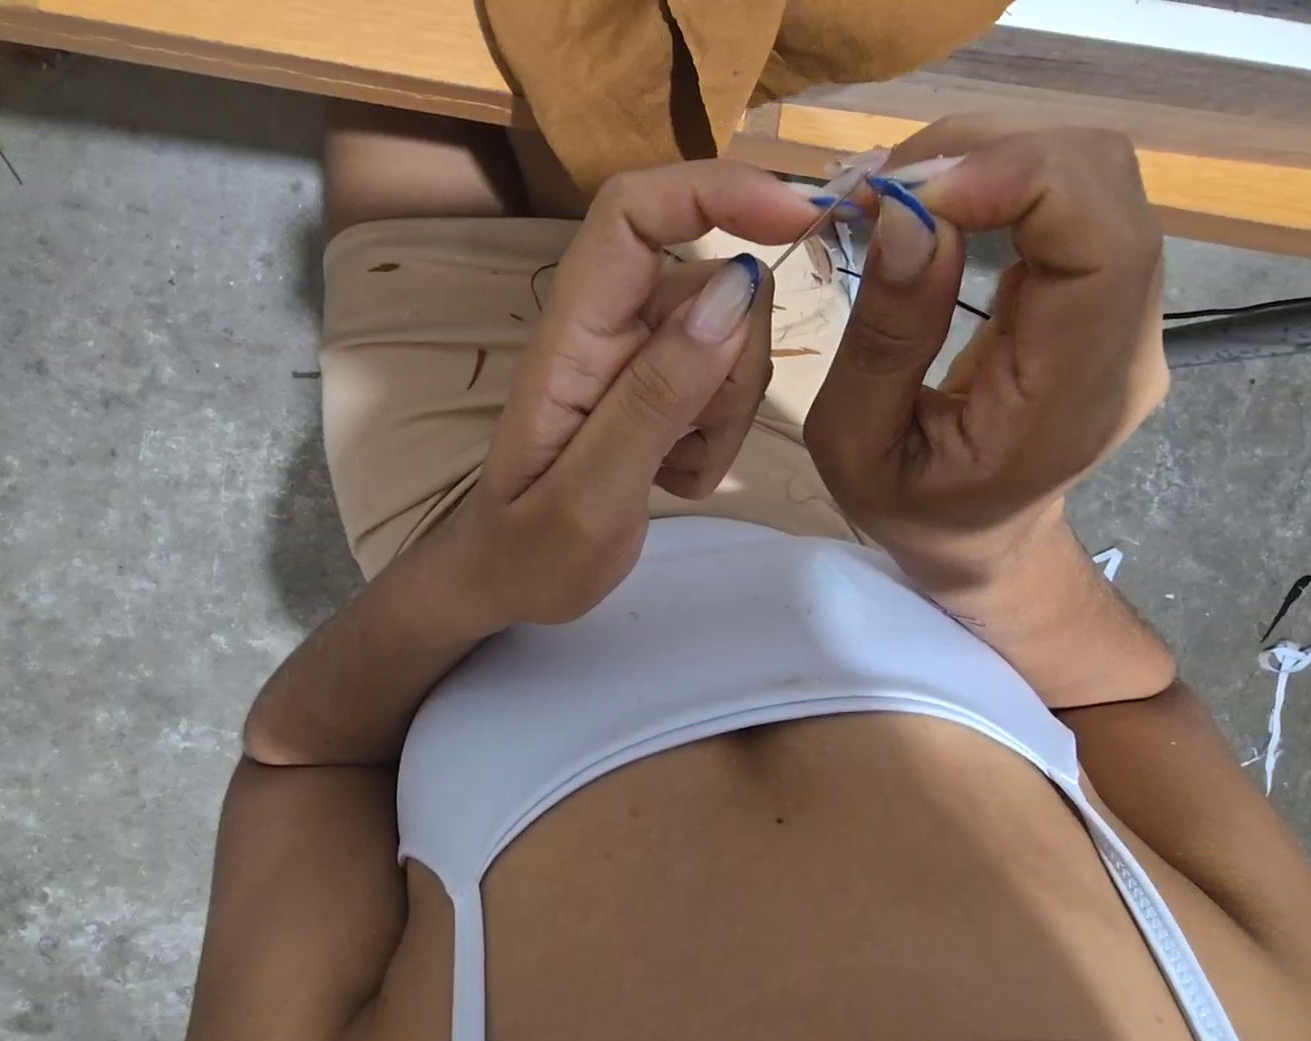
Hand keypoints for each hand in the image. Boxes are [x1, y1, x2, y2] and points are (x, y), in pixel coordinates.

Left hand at [436, 161, 818, 630]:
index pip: (632, 213)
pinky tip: (673, 475)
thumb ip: (655, 397)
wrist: (510, 580)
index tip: (800, 218)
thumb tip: (736, 290)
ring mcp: (635, 356)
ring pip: (734, 338)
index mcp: (571, 338)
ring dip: (728, 411)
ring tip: (674, 471)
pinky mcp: (659, 386)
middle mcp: (605, 328)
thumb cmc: (530, 551)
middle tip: (695, 446)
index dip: (716, 190)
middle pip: (714, 282)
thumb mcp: (590, 495)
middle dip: (737, 362)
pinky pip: (727, 381)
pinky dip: (719, 433)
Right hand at [803, 120, 1167, 599]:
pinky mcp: (1102, 297)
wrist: (981, 544)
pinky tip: (932, 210)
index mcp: (1070, 401)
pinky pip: (1068, 204)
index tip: (906, 192)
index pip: (1102, 242)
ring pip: (1088, 179)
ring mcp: (1126, 317)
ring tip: (895, 198)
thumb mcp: (857, 449)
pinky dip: (996, 182)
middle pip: (1102, 184)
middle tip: (879, 189)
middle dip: (986, 156)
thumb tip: (903, 215)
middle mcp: (1126, 346)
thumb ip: (882, 341)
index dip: (1017, 179)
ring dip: (986, 162)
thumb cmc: (911, 514)